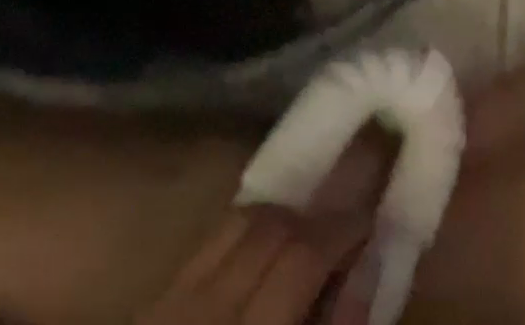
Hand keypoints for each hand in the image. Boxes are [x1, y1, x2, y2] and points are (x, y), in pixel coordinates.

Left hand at [137, 204, 371, 324]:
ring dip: (283, 218)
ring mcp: (171, 304)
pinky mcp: (153, 305)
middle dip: (318, 214)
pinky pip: (210, 242)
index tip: (371, 223)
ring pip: (238, 223)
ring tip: (310, 233)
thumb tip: (365, 271)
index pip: (304, 253)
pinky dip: (248, 232)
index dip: (345, 228)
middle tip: (347, 223)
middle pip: (272, 228)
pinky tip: (266, 251)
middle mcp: (208, 310)